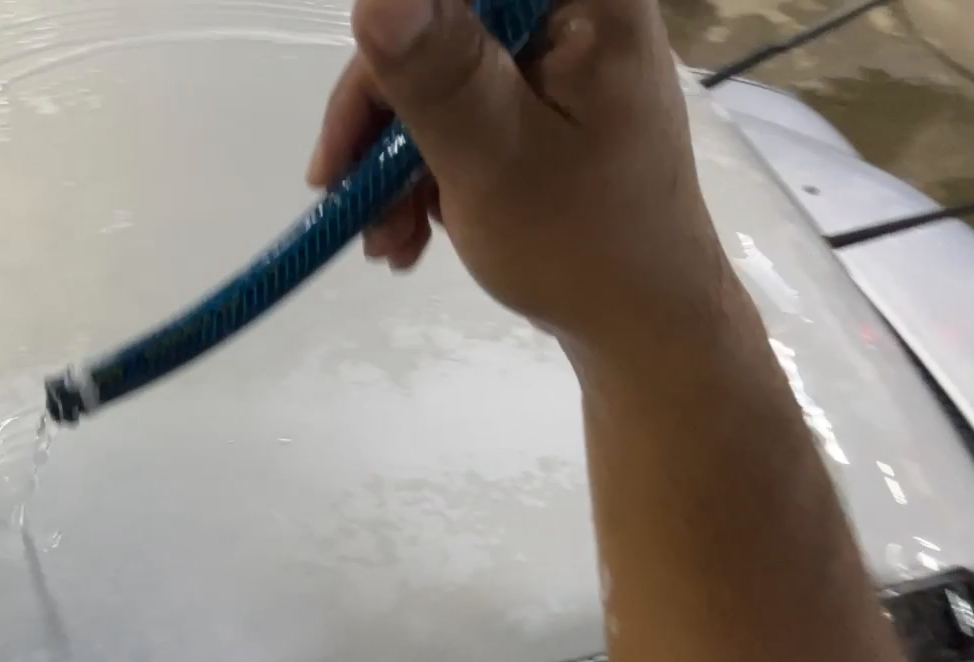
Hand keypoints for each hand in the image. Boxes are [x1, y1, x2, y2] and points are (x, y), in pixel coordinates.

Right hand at [308, 0, 735, 353]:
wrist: (633, 318)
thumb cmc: (576, 242)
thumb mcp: (494, 157)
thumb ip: (438, 74)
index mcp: (576, 5)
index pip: (444, 3)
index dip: (378, 67)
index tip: (340, 152)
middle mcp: (565, 19)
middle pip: (429, 47)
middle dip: (379, 140)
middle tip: (352, 212)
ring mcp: (549, 71)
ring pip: (431, 97)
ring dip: (390, 176)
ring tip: (389, 245)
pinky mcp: (534, 115)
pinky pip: (452, 130)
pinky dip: (418, 185)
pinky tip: (410, 238)